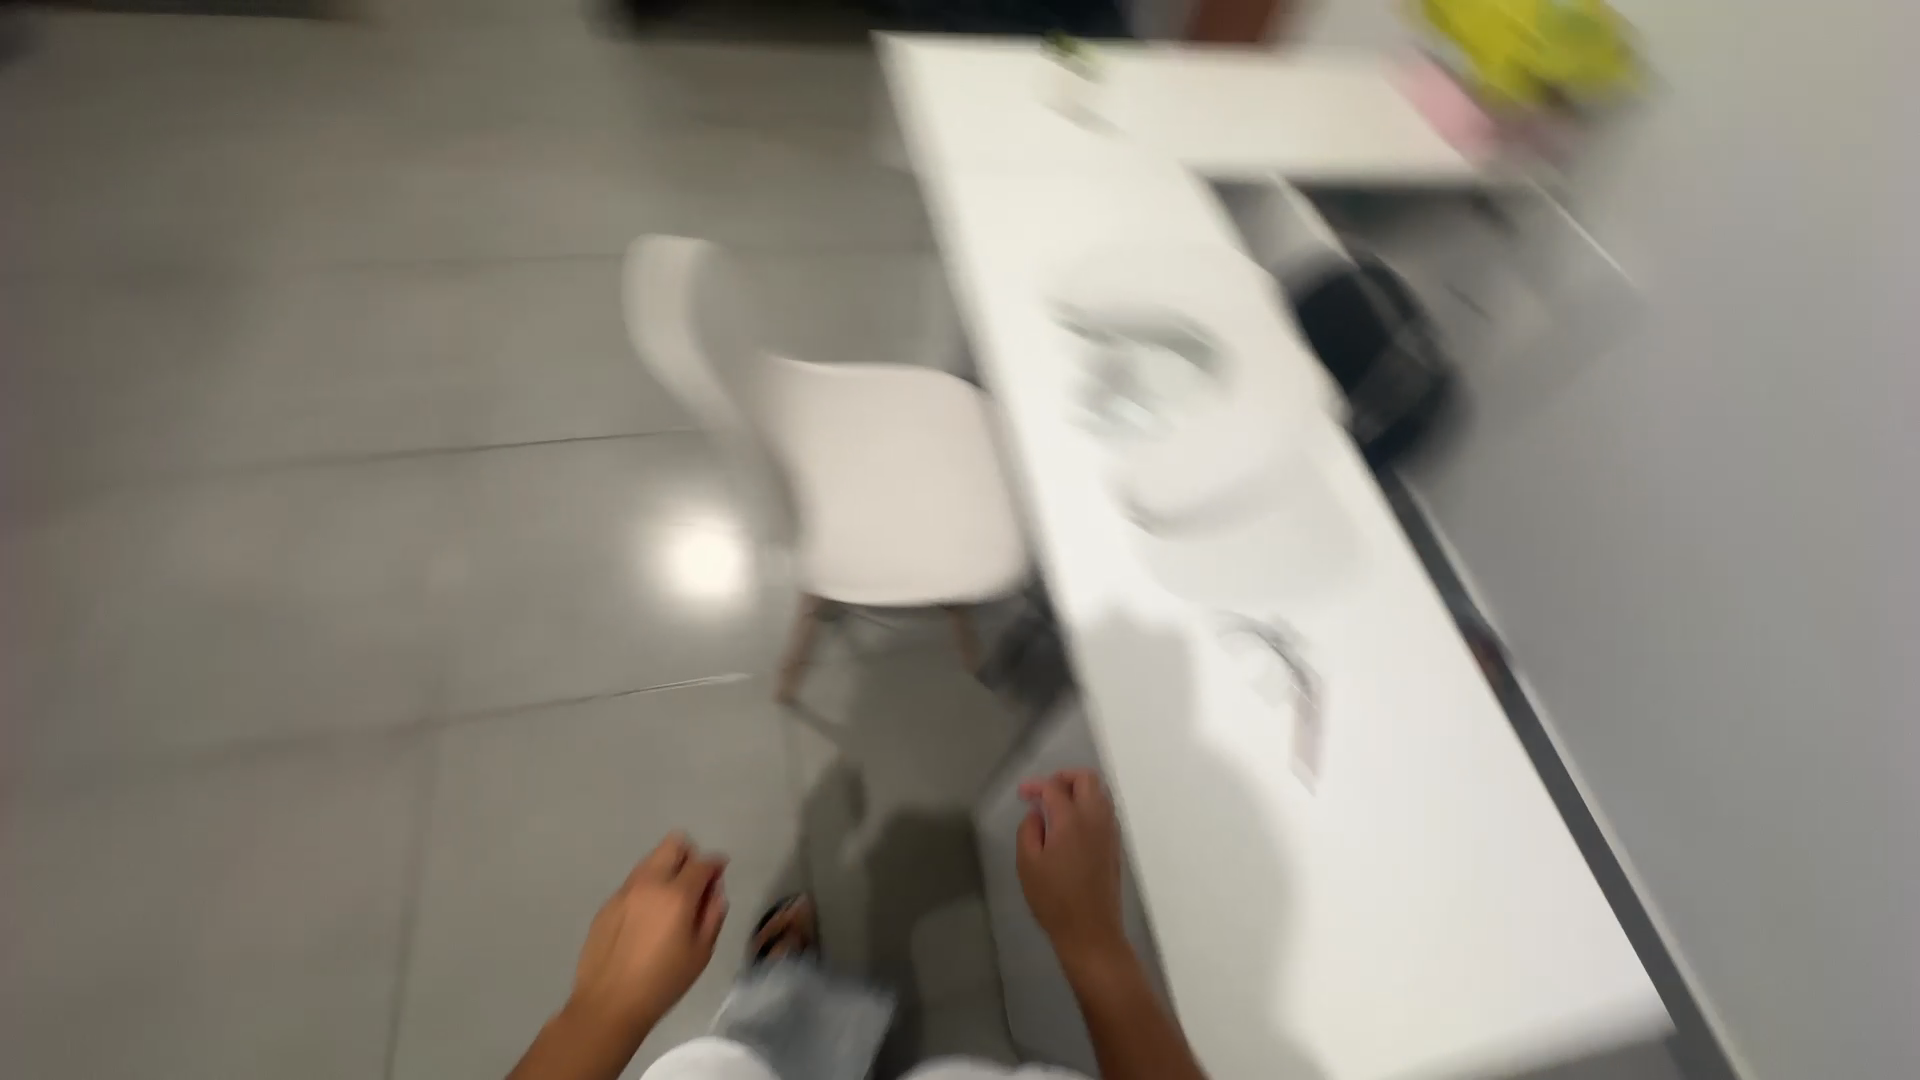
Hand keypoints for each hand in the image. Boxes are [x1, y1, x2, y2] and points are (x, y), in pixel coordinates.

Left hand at [567, 832, 728, 1036]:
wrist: (606, 1008)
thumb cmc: (662, 983)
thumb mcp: (701, 952)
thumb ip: (714, 913)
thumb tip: (714, 890)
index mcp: (678, 894)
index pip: (704, 861)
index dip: (716, 865)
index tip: (718, 877)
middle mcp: (650, 883)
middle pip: (674, 844)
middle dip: (689, 856)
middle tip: (693, 884)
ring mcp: (624, 892)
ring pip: (651, 860)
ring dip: (666, 870)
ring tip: (667, 903)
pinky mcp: (606, 905)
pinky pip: (633, 883)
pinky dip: (646, 890)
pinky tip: (644, 921)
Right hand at [1016, 769, 1127, 964]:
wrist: (1092, 933)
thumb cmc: (1054, 900)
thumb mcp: (1028, 864)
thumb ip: (1028, 830)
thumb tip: (1036, 813)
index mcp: (1071, 820)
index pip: (1054, 787)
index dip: (1035, 785)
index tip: (1022, 794)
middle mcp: (1095, 818)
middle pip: (1087, 779)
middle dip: (1064, 777)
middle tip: (1045, 792)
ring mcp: (1109, 831)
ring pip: (1101, 793)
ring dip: (1080, 790)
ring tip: (1058, 805)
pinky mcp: (1115, 846)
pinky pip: (1106, 811)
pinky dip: (1090, 805)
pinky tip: (1073, 824)